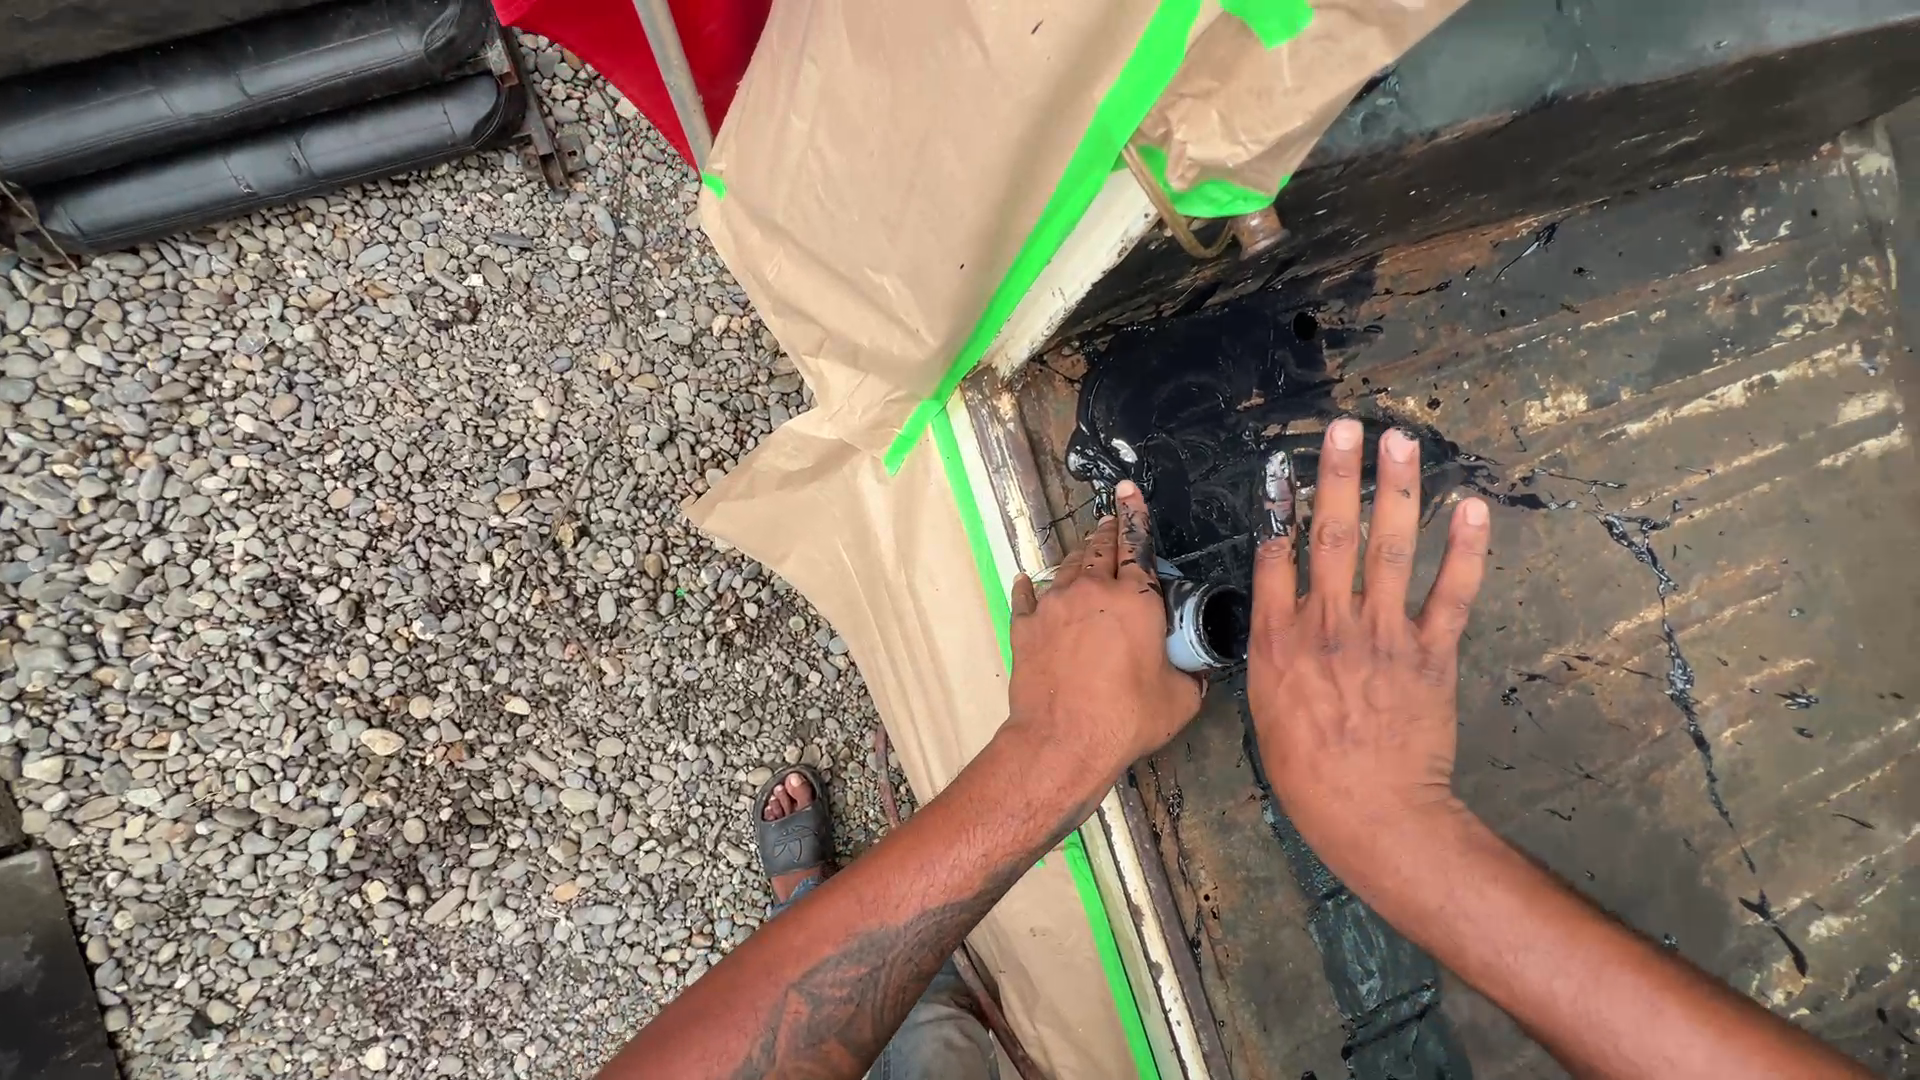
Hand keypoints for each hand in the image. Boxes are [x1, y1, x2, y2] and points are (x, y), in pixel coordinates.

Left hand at [1007, 480, 1204, 778]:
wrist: (1061, 739)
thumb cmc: (1126, 718)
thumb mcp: (1179, 698)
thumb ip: (1191, 675)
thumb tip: (1199, 671)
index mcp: (1135, 600)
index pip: (1137, 546)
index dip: (1135, 515)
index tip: (1127, 490)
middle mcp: (1091, 590)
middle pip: (1099, 549)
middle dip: (1107, 532)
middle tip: (1110, 523)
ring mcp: (1053, 605)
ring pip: (1067, 567)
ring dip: (1079, 557)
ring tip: (1085, 554)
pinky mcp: (1025, 625)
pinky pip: (1027, 596)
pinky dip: (1030, 588)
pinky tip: (1027, 581)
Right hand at [1246, 419, 1490, 880]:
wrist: (1369, 808)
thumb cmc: (1302, 762)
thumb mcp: (1263, 699)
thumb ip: (1274, 644)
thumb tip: (1282, 604)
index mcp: (1277, 635)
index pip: (1276, 553)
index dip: (1280, 505)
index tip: (1285, 466)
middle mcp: (1326, 622)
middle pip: (1331, 534)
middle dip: (1339, 475)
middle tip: (1345, 427)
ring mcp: (1382, 633)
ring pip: (1389, 548)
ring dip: (1396, 490)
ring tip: (1398, 442)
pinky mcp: (1431, 652)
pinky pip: (1450, 594)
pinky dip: (1464, 551)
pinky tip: (1471, 509)